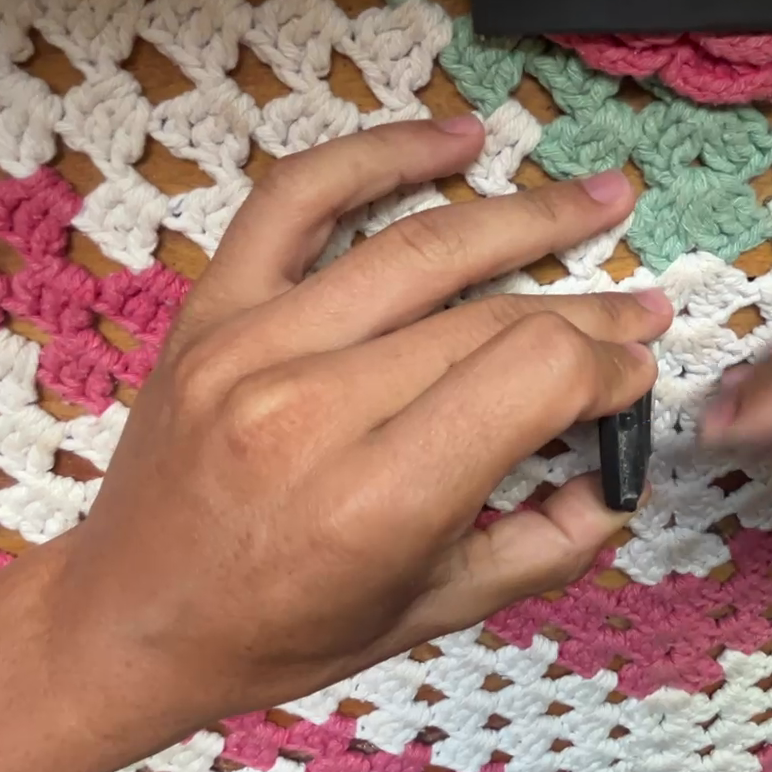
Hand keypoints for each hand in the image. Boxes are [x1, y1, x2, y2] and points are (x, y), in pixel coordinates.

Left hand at [0, 118, 674, 771]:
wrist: (128, 618)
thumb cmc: (287, 632)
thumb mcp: (437, 612)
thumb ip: (550, 545)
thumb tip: (619, 469)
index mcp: (375, 500)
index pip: (532, 376)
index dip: (606, 366)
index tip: (635, 373)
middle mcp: (312, 406)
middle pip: (493, 315)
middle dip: (590, 310)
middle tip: (643, 305)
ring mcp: (251, 341)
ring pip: (423, 246)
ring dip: (530, 214)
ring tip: (603, 195)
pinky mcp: (214, 306)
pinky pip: (300, 197)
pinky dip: (385, 152)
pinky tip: (458, 138)